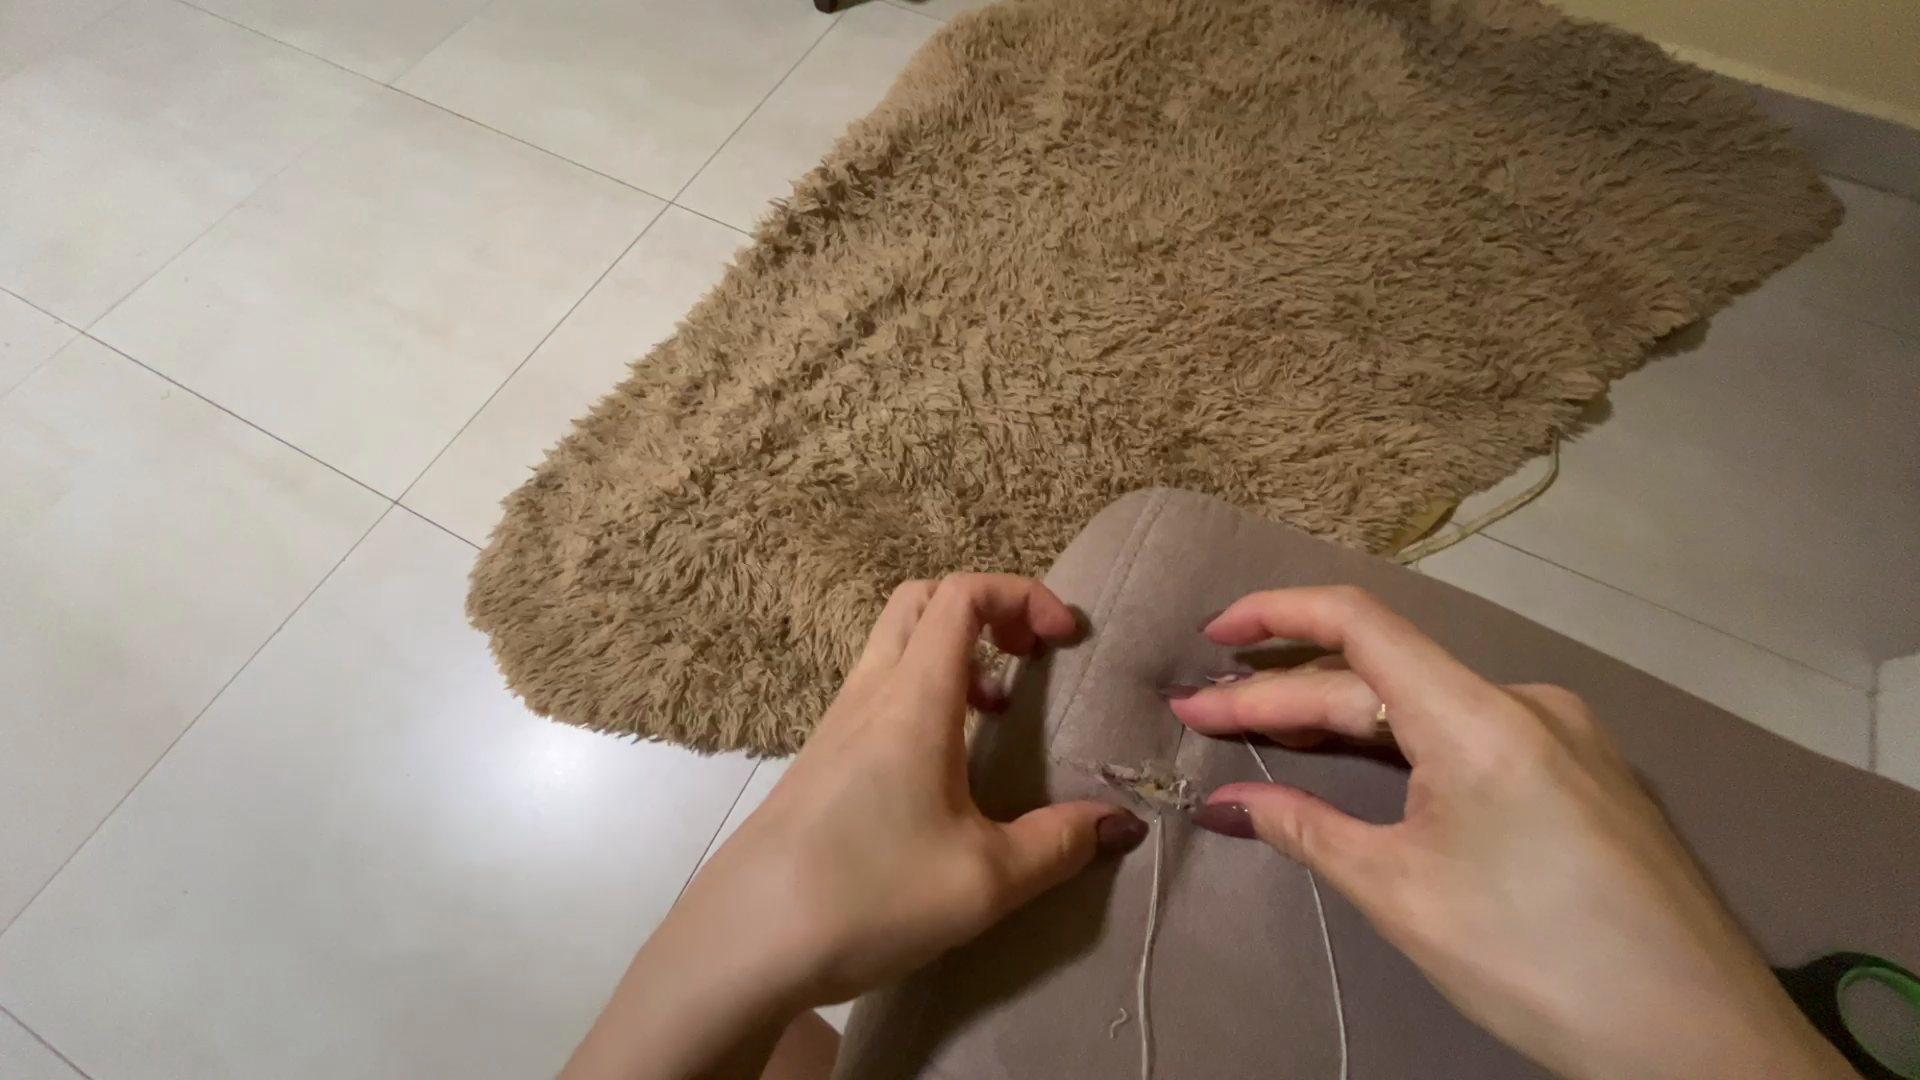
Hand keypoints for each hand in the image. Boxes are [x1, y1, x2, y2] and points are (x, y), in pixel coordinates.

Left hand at [560, 575, 1146, 1079]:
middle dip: (987, 608)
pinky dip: (926, 686)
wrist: (743, 940)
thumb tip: (1121, 825)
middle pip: (924, 599)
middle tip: (1029, 655)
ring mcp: (840, 719)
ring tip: (998, 707)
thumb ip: (1060, 844)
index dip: (1023, 594)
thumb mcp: (984, 880)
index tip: (1067, 636)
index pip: (964, 593)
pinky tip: (946, 759)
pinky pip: (881, 685)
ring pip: (898, 640)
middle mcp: (872, 689)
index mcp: (913, 695)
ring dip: (955, 650)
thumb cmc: (868, 894)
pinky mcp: (824, 752)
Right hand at [1170, 587, 1852, 1079]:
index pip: (1356, 623)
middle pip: (1371, 676)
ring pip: (1413, 702)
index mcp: (1480, 719)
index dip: (1272, 614)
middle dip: (1278, 698)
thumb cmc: (1540, 964)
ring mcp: (1554, 730)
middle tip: (1199, 716)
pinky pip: (1454, 728)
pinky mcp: (1570, 764)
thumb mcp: (1400, 894)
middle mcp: (1520, 701)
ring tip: (1252, 726)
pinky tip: (1344, 753)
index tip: (1210, 638)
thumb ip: (1301, 828)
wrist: (1715, 1058)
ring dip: (1329, 715)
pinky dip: (1386, 738)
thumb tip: (1221, 803)